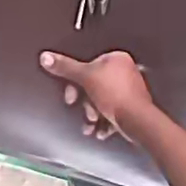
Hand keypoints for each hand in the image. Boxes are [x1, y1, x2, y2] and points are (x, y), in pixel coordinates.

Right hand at [39, 50, 156, 139]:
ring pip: (100, 100)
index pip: (88, 65)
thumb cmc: (117, 95)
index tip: (71, 92)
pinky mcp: (130, 107)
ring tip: (92, 120)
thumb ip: (64, 67)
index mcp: (117, 59)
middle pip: (93, 84)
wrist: (138, 122)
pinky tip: (98, 128)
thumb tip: (46, 57)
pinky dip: (102, 121)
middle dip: (85, 101)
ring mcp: (128, 91)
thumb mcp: (84, 77)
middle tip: (82, 106)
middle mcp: (125, 72)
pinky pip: (110, 112)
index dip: (76, 80)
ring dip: (92, 112)